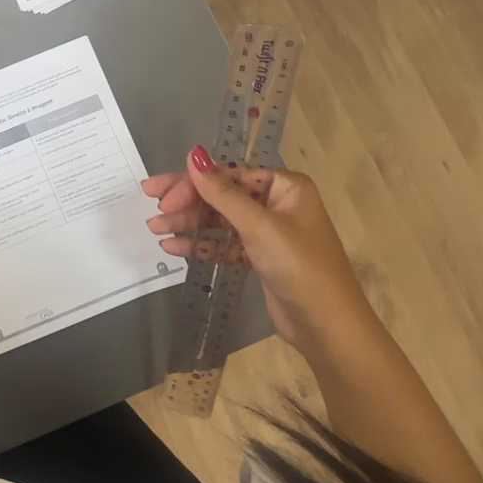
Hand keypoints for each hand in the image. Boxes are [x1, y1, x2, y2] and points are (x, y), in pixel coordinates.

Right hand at [142, 149, 378, 358]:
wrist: (329, 328)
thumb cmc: (300, 267)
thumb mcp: (258, 227)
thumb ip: (222, 192)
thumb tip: (193, 154)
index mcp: (285, 187)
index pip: (228, 176)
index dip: (193, 184)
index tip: (162, 197)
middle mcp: (277, 203)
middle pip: (221, 195)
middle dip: (186, 203)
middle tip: (152, 209)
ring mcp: (268, 231)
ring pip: (219, 219)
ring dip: (188, 223)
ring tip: (156, 230)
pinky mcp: (261, 257)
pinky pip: (224, 243)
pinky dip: (201, 244)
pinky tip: (174, 247)